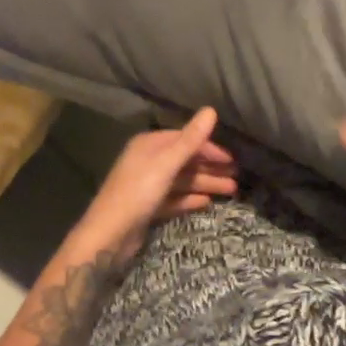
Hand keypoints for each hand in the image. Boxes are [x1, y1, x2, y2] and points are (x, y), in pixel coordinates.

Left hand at [69, 108, 236, 254]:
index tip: (231, 160)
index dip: (208, 148)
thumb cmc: (138, 192)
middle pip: (185, 160)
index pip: (184, 139)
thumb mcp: (166, 164)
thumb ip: (190, 140)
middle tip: (237, 176)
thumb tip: (211, 109)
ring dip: (205, 183)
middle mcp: (147, 161)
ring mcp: (147, 186)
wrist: (108, 235)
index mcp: (148, 145)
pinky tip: (207, 203)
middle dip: (210, 167)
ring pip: (182, 180)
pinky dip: (190, 199)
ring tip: (231, 191)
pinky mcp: (148, 207)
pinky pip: (174, 198)